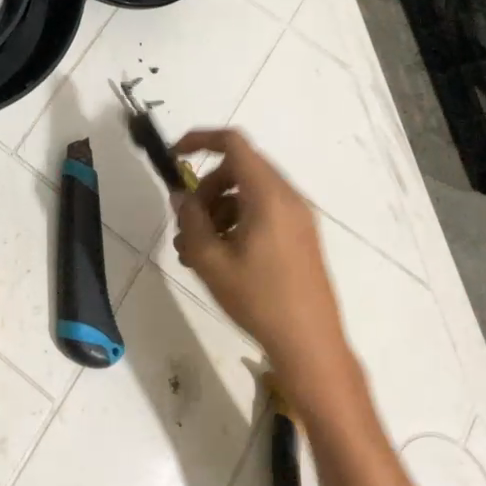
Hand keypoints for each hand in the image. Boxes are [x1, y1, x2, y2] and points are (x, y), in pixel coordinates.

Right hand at [169, 129, 353, 394]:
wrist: (311, 344)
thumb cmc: (259, 299)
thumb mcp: (210, 260)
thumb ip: (190, 220)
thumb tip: (182, 196)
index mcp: (268, 196)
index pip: (233, 144)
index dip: (199, 140)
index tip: (174, 156)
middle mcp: (288, 198)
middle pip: (238, 168)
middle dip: (206, 186)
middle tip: (187, 220)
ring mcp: (298, 218)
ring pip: (248, 192)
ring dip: (218, 208)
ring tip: (195, 247)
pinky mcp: (300, 237)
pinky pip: (262, 211)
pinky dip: (236, 220)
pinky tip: (219, 257)